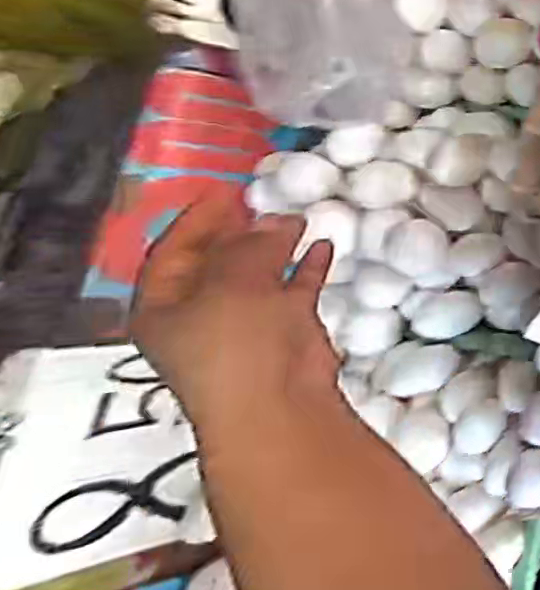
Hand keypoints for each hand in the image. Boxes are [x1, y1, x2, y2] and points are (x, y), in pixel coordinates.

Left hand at [131, 192, 336, 421]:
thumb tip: (275, 219)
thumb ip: (252, 249)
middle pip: (218, 259)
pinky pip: (297, 287)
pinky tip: (324, 246)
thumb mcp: (233, 288)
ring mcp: (247, 318)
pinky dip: (309, 266)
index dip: (199, 219)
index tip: (228, 189)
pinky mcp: (289, 325)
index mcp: (165, 303)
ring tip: (300, 218)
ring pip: (261, 271)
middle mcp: (201, 308)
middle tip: (266, 199)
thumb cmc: (237, 344)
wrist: (277, 400)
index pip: (175, 250)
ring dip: (278, 245)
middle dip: (241, 230)